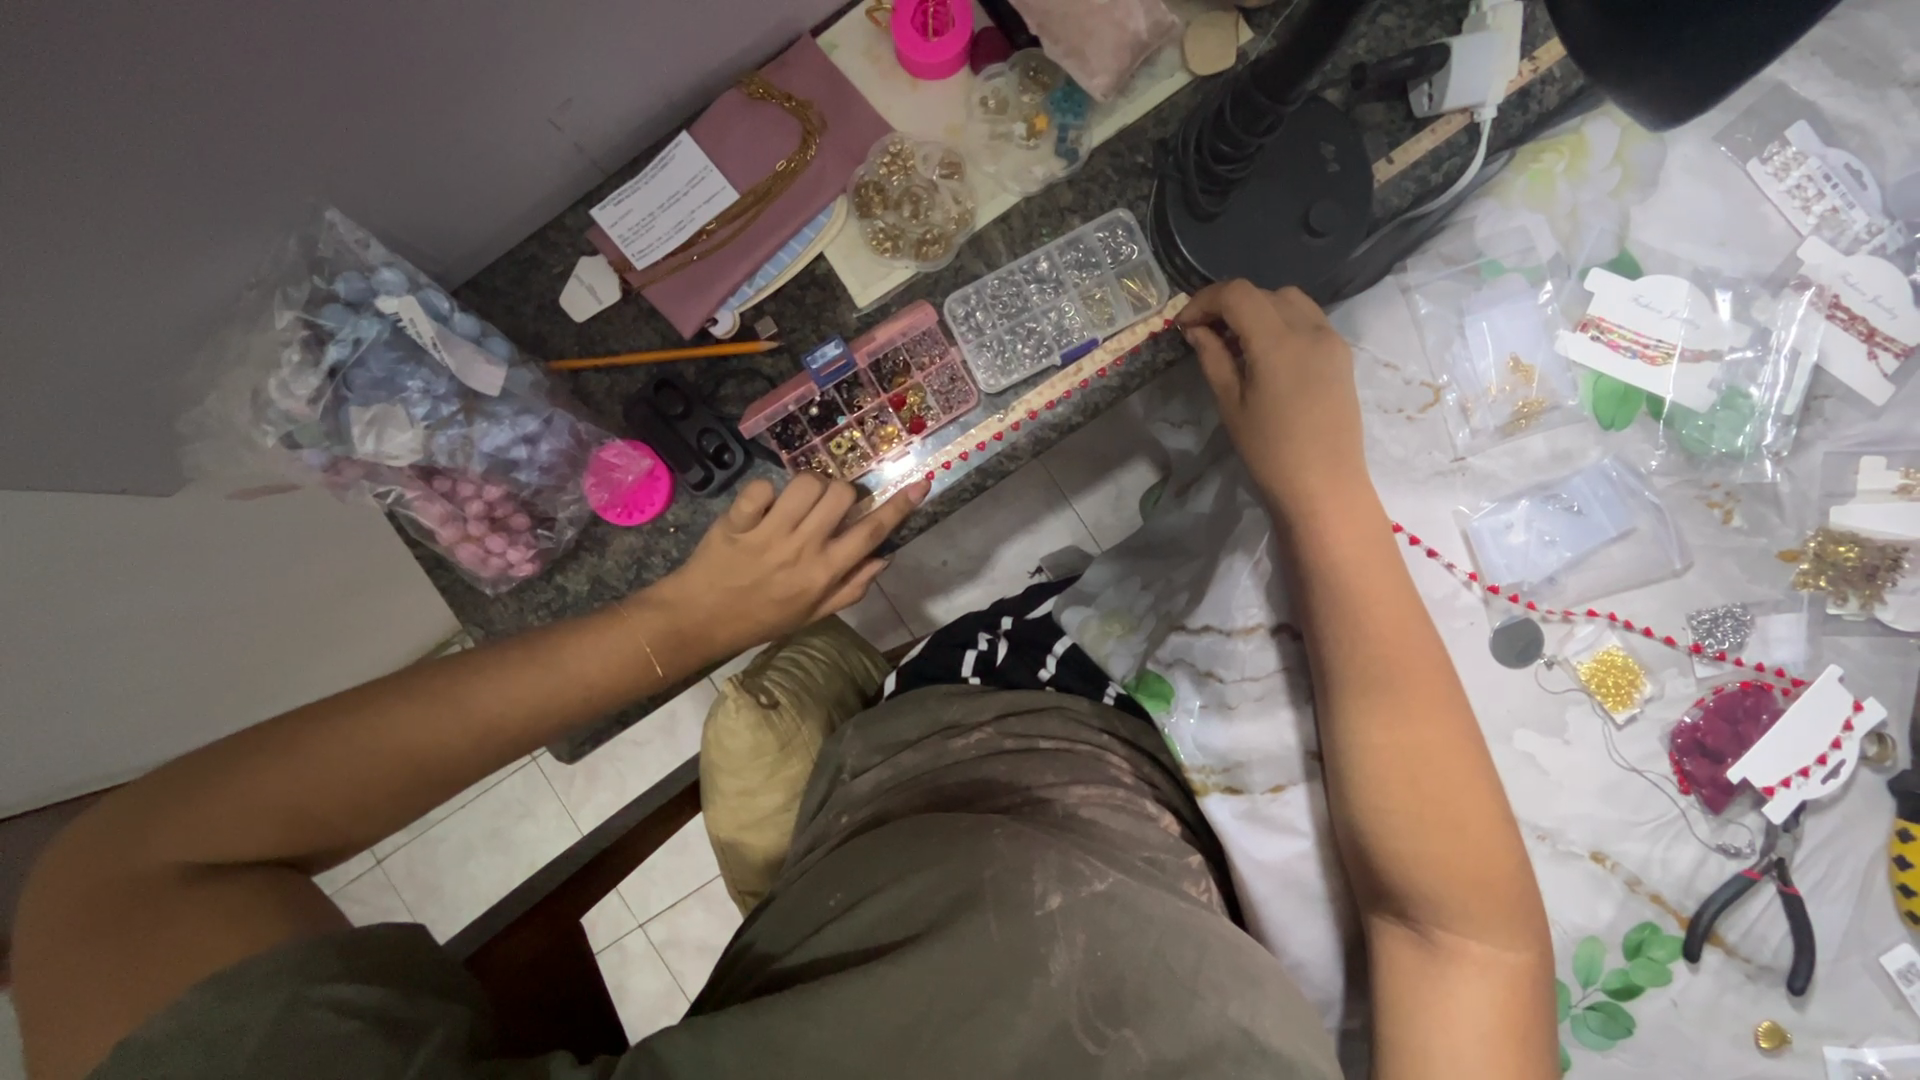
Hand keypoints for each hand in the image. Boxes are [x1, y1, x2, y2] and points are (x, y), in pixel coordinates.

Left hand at [648, 473, 928, 657]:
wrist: (700, 619)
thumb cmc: (762, 618)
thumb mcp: (813, 614)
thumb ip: (851, 587)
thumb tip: (884, 558)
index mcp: (824, 573)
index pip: (871, 533)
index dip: (899, 506)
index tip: (920, 484)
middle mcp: (801, 548)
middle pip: (842, 495)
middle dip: (844, 491)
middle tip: (831, 505)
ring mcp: (768, 532)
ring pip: (806, 483)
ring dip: (810, 486)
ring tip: (800, 502)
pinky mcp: (738, 520)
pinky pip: (762, 487)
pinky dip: (766, 492)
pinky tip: (763, 508)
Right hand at [1176, 280, 1367, 515]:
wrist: (1324, 485)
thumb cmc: (1269, 451)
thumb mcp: (1230, 404)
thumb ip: (1213, 358)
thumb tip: (1197, 330)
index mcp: (1278, 341)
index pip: (1237, 294)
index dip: (1204, 301)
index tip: (1184, 326)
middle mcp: (1310, 329)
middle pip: (1262, 293)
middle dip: (1228, 304)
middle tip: (1203, 333)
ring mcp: (1331, 339)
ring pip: (1288, 300)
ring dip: (1257, 309)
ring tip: (1235, 341)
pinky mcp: (1341, 354)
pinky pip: (1308, 319)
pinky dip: (1280, 321)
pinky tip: (1265, 352)